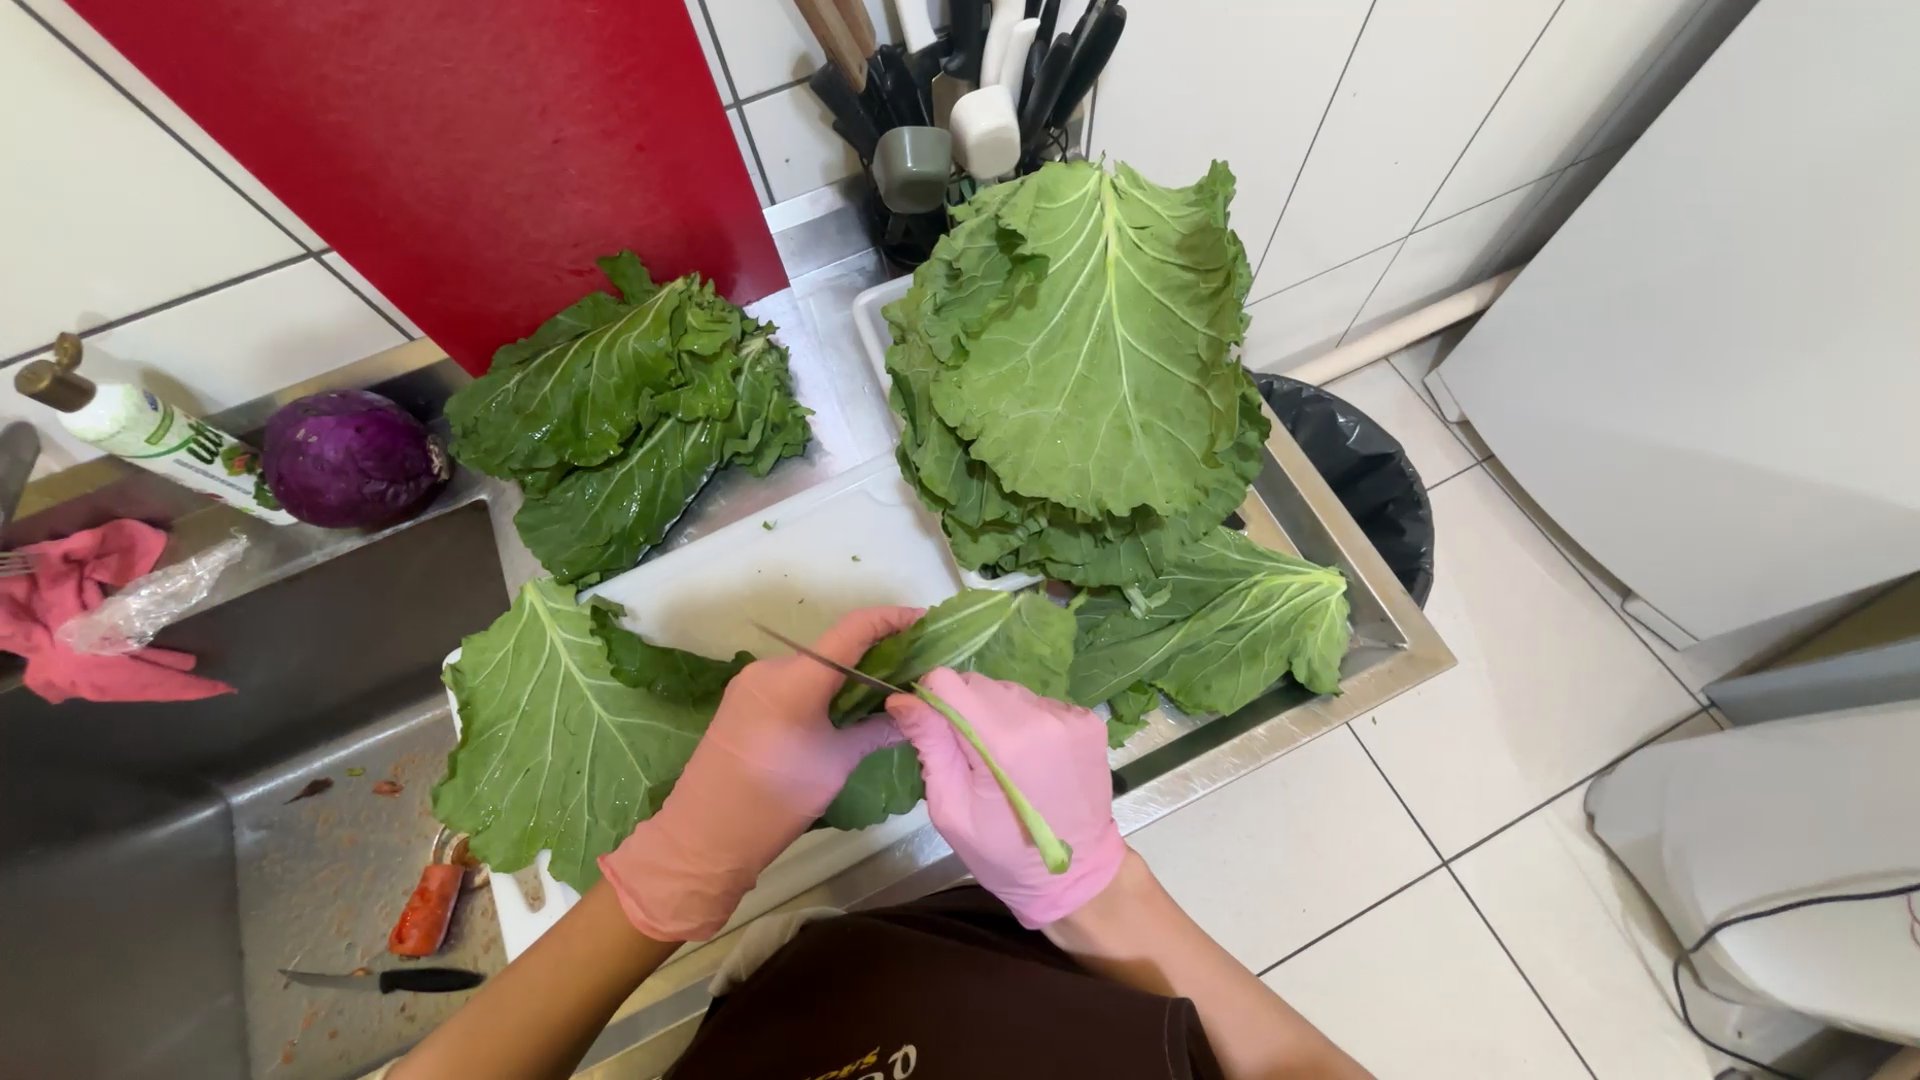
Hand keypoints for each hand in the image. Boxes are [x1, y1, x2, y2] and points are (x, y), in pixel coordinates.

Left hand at [599, 606, 920, 940]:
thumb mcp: (837, 764)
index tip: (923, 621)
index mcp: (796, 678)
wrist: (701, 839)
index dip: (892, 619)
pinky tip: (844, 706)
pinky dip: (823, 686)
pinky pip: (793, 680)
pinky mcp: (743, 699)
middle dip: (875, 651)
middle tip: (911, 666)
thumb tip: (912, 713)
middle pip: (834, 646)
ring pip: (814, 665)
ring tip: (884, 691)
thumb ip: (876, 730)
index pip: (854, 629)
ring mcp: (752, 682)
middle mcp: (771, 668)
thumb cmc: (775, 802)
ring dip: (849, 672)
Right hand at [886, 668, 1124, 928]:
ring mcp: (1069, 716)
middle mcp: (1040, 717)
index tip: (934, 731)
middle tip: (969, 756)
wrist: (1077, 875)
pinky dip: (1026, 721)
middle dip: (963, 710)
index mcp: (1004, 741)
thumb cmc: (1004, 853)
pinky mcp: (1088, 720)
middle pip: (978, 684)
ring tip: (1003, 760)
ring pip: (1008, 691)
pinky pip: (1038, 703)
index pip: (948, 682)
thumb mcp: (951, 809)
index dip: (932, 700)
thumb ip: (930, 745)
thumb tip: (900, 698)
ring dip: (995, 715)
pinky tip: (1032, 757)